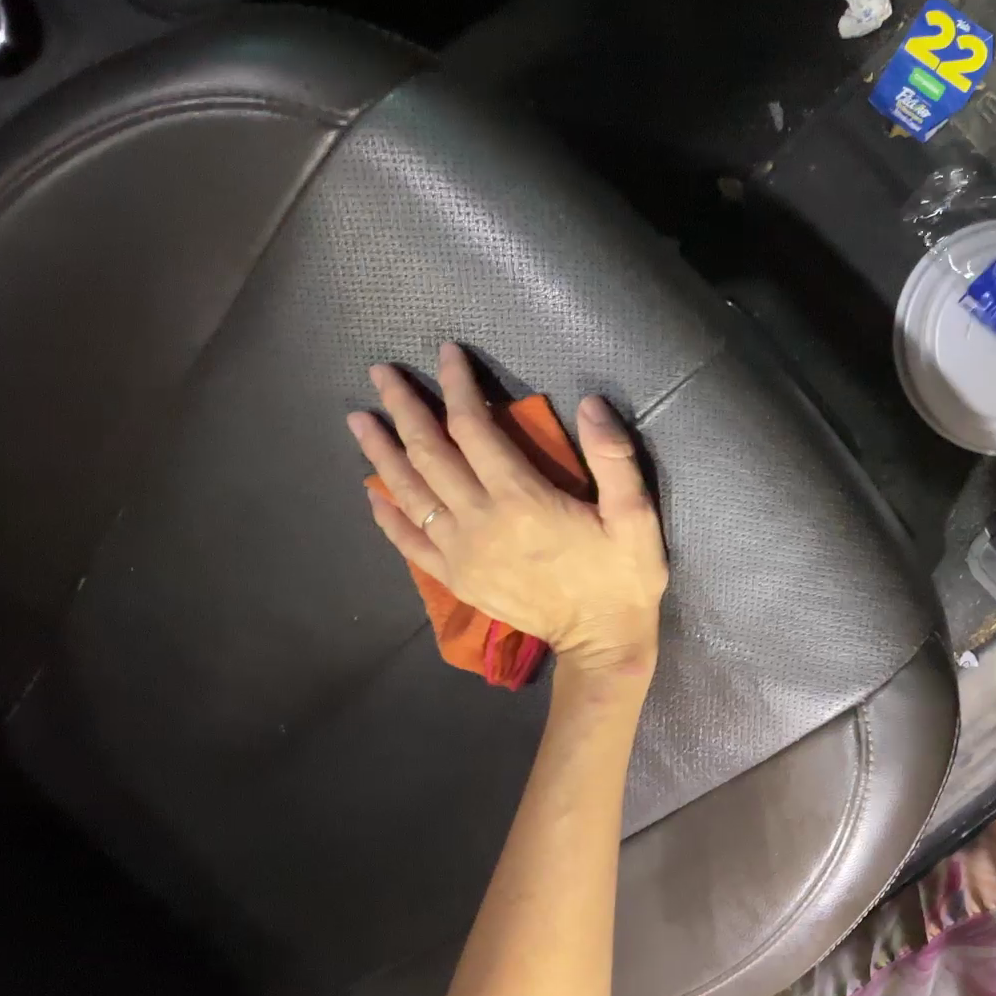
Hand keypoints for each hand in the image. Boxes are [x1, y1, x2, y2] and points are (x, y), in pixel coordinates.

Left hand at [346, 343, 668, 676]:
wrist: (603, 641)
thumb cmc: (623, 575)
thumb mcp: (636, 515)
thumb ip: (614, 458)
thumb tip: (590, 402)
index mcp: (522, 498)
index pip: (474, 429)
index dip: (457, 387)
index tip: (446, 355)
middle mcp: (479, 520)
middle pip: (429, 453)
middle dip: (405, 409)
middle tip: (381, 374)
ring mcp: (460, 552)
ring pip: (408, 492)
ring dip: (382, 452)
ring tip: (359, 419)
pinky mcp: (456, 579)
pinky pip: (408, 542)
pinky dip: (386, 515)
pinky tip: (372, 494)